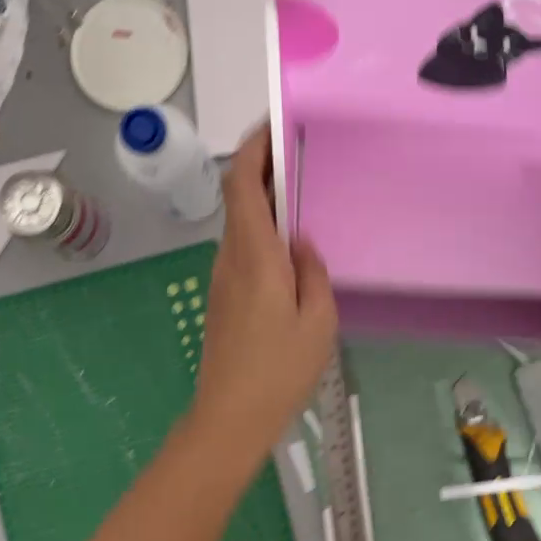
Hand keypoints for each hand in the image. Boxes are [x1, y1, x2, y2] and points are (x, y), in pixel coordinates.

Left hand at [189, 124, 337, 448]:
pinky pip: (244, 251)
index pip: (241, 182)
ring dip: (266, 202)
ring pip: (242, 225)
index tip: (276, 124)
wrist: (230, 416)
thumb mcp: (317, 319)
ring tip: (305, 198)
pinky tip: (292, 249)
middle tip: (302, 156)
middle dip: (264, 168)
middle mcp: (231, 257)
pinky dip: (264, 233)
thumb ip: (312, 271)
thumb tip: (301, 240)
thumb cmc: (279, 370)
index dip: (253, 146)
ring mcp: (222, 279)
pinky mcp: (224, 298)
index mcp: (254, 254)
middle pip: (239, 197)